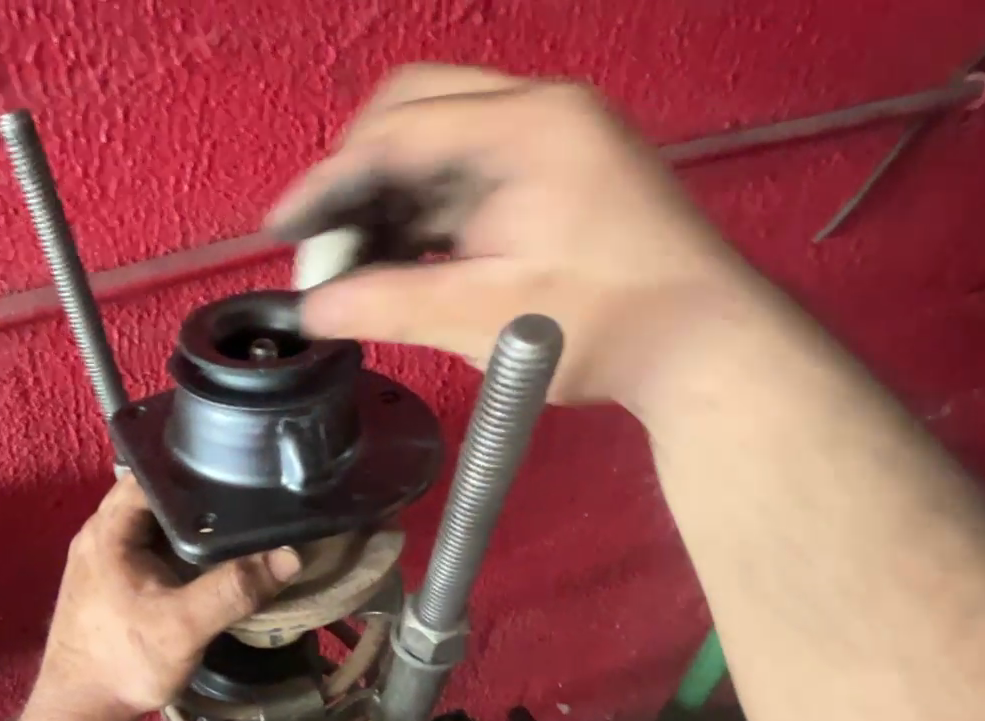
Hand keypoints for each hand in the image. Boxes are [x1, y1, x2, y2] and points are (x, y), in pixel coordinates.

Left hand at [34, 475, 301, 720]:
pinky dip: (177, 550)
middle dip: (196, 498)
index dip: (190, 466)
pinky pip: (149, 549)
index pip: (150, 475)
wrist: (82, 712)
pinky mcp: (111, 583)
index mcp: (107, 531)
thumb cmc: (124, 662)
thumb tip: (289, 556)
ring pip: (152, 526)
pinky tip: (209, 559)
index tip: (232, 466)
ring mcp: (103, 560)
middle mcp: (99, 536)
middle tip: (244, 493)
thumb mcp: (185, 625)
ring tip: (236, 519)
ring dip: (188, 526)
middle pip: (153, 498)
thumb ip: (235, 589)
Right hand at [268, 65, 783, 410]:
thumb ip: (383, 305)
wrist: (699, 345)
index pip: (396, 131)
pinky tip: (396, 259)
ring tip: (351, 258)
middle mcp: (539, 117)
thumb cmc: (608, 323)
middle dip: (355, 172)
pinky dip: (418, 213)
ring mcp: (548, 144)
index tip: (285, 224)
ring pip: (435, 144)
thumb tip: (313, 310)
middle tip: (322, 232)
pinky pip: (461, 178)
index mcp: (527, 129)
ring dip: (385, 196)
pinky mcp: (548, 179)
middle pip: (413, 111)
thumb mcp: (478, 316)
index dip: (328, 180)